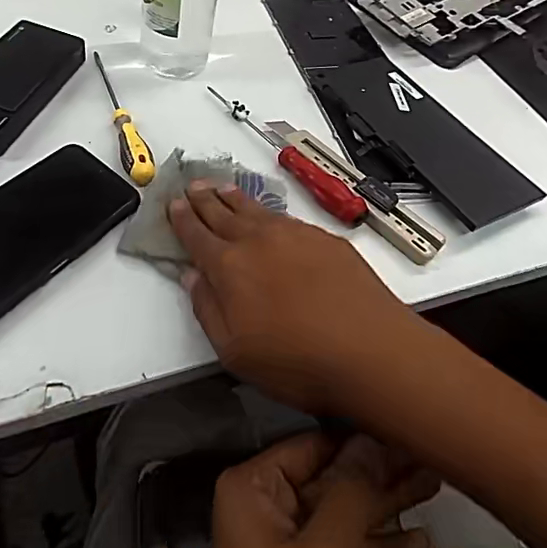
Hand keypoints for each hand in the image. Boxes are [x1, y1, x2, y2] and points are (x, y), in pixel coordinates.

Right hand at [169, 182, 420, 414]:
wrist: (372, 352)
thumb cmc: (298, 362)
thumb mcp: (235, 351)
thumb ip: (207, 309)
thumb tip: (192, 277)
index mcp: (229, 268)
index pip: (197, 235)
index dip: (182, 219)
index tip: (174, 205)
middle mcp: (258, 242)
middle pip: (223, 213)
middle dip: (204, 199)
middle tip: (193, 186)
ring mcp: (294, 236)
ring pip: (255, 209)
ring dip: (234, 198)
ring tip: (222, 188)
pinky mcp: (325, 240)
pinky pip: (286, 217)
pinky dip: (269, 212)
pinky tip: (270, 216)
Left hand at [206, 432, 441, 547]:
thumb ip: (349, 496)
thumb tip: (372, 446)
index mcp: (250, 488)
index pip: (311, 445)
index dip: (359, 440)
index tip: (400, 431)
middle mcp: (261, 505)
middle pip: (329, 477)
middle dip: (379, 473)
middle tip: (423, 459)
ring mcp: (280, 540)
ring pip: (340, 511)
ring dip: (385, 505)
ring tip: (428, 487)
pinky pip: (339, 544)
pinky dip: (374, 543)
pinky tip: (413, 540)